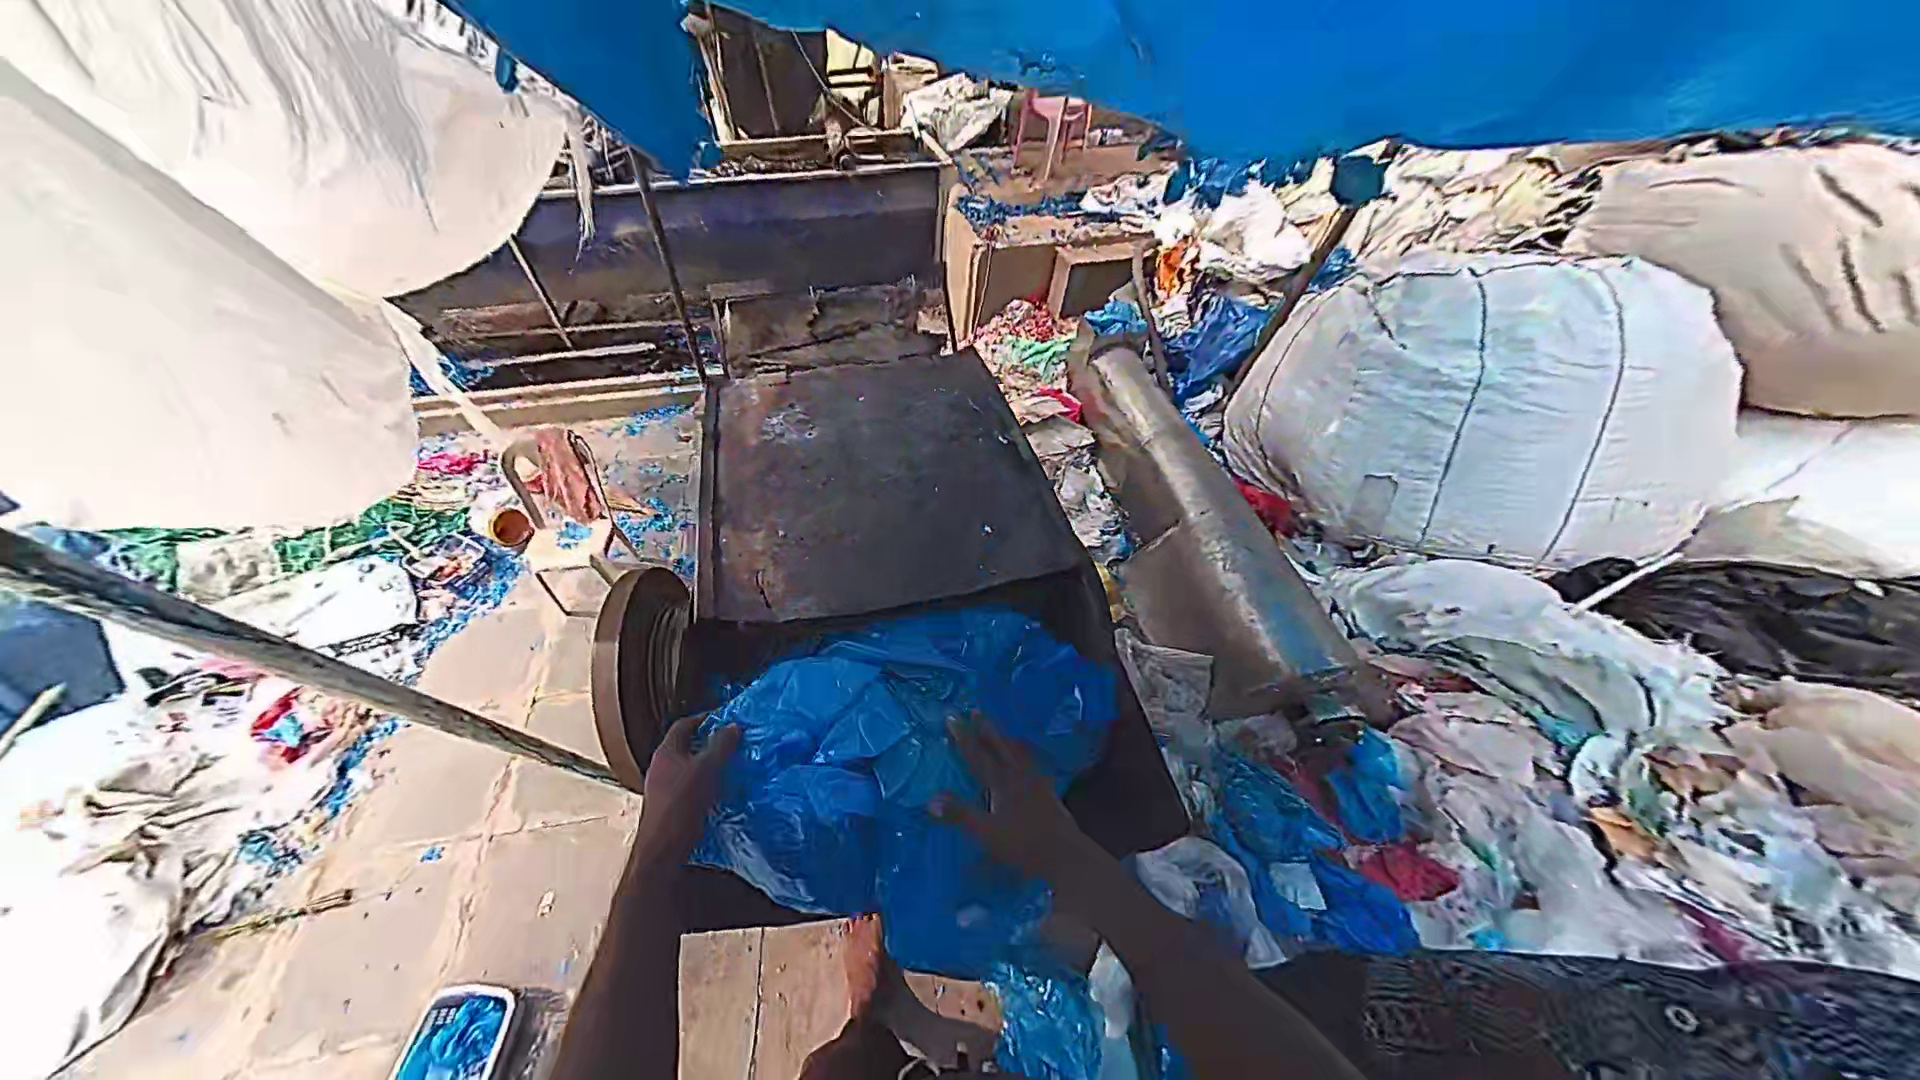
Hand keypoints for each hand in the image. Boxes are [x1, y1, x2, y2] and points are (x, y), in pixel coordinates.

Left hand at [632, 714, 739, 866]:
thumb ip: (721, 745)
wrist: (663, 852)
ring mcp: (662, 788)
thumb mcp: (707, 769)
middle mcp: (661, 768)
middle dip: (709, 741)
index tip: (726, 718)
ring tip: (731, 764)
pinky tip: (721, 790)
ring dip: (708, 763)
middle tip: (732, 741)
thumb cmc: (682, 805)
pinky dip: (705, 782)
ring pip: (689, 766)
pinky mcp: (669, 807)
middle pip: (686, 746)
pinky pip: (689, 785)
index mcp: (666, 753)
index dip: (705, 718)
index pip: (684, 725)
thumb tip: (733, 726)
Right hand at [932, 712, 1101, 882]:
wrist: (1066, 854)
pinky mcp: (1048, 792)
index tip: (952, 717)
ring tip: (1001, 730)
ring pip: (1018, 753)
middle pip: (999, 746)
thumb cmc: (1024, 845)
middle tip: (976, 710)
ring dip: (1006, 739)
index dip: (963, 736)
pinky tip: (1028, 759)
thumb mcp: (987, 833)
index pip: (977, 755)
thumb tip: (931, 799)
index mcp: (1001, 782)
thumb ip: (960, 815)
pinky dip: (1027, 756)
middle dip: (986, 729)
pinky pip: (1034, 765)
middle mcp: (1018, 775)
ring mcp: (1036, 782)